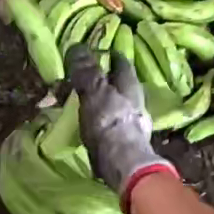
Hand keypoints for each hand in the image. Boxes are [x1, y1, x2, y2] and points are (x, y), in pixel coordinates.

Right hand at [65, 46, 176, 206]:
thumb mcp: (94, 92)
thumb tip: (77, 47)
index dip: (111, 57)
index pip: (122, 63)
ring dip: (106, 104)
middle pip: (123, 86)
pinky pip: (113, 127)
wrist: (123, 165)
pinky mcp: (127, 144)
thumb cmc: (110, 124)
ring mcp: (134, 125)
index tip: (99, 54)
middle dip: (109, 82)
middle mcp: (137, 103)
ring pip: (119, 106)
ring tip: (88, 104)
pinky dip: (103, 123)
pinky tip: (93, 128)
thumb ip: (86, 71)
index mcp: (130, 86)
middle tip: (90, 79)